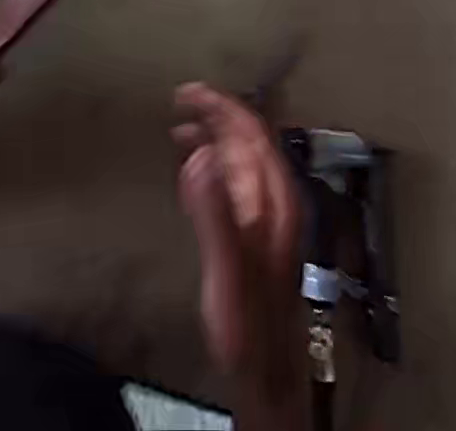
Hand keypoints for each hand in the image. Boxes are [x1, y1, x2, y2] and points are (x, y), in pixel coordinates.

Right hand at [172, 83, 303, 419]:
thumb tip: (202, 155)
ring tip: (182, 126)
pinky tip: (195, 164)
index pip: (252, 134)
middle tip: (181, 100)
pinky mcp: (252, 225)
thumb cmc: (247, 319)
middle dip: (217, 114)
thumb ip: (216, 214)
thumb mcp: (229, 268)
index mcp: (274, 196)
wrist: (264, 363)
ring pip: (240, 156)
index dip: (224, 107)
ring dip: (214, 136)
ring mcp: (264, 209)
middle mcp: (274, 195)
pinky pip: (233, 178)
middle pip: (248, 139)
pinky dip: (213, 161)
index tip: (191, 91)